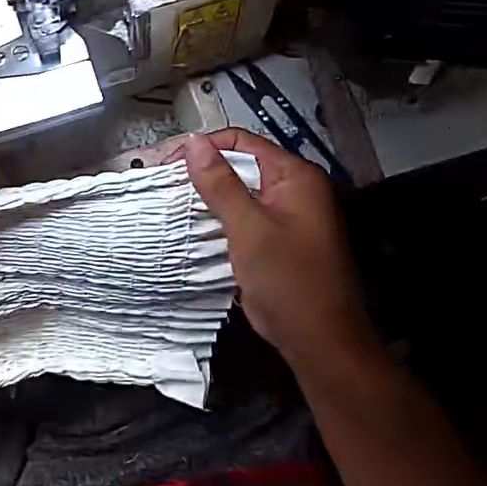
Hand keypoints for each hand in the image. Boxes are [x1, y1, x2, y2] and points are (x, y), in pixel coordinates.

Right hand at [172, 130, 377, 359]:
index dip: (204, 147)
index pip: (243, 142)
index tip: (168, 163)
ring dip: (210, 197)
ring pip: (241, 193)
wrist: (321, 343)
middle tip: (165, 183)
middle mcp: (296, 190)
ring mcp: (289, 216)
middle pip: (242, 165)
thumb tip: (194, 143)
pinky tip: (195, 226)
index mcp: (296, 177)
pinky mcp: (279, 240)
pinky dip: (221, 218)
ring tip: (172, 202)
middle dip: (204, 172)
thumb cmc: (290, 282)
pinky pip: (245, 217)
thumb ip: (220, 184)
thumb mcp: (249, 228)